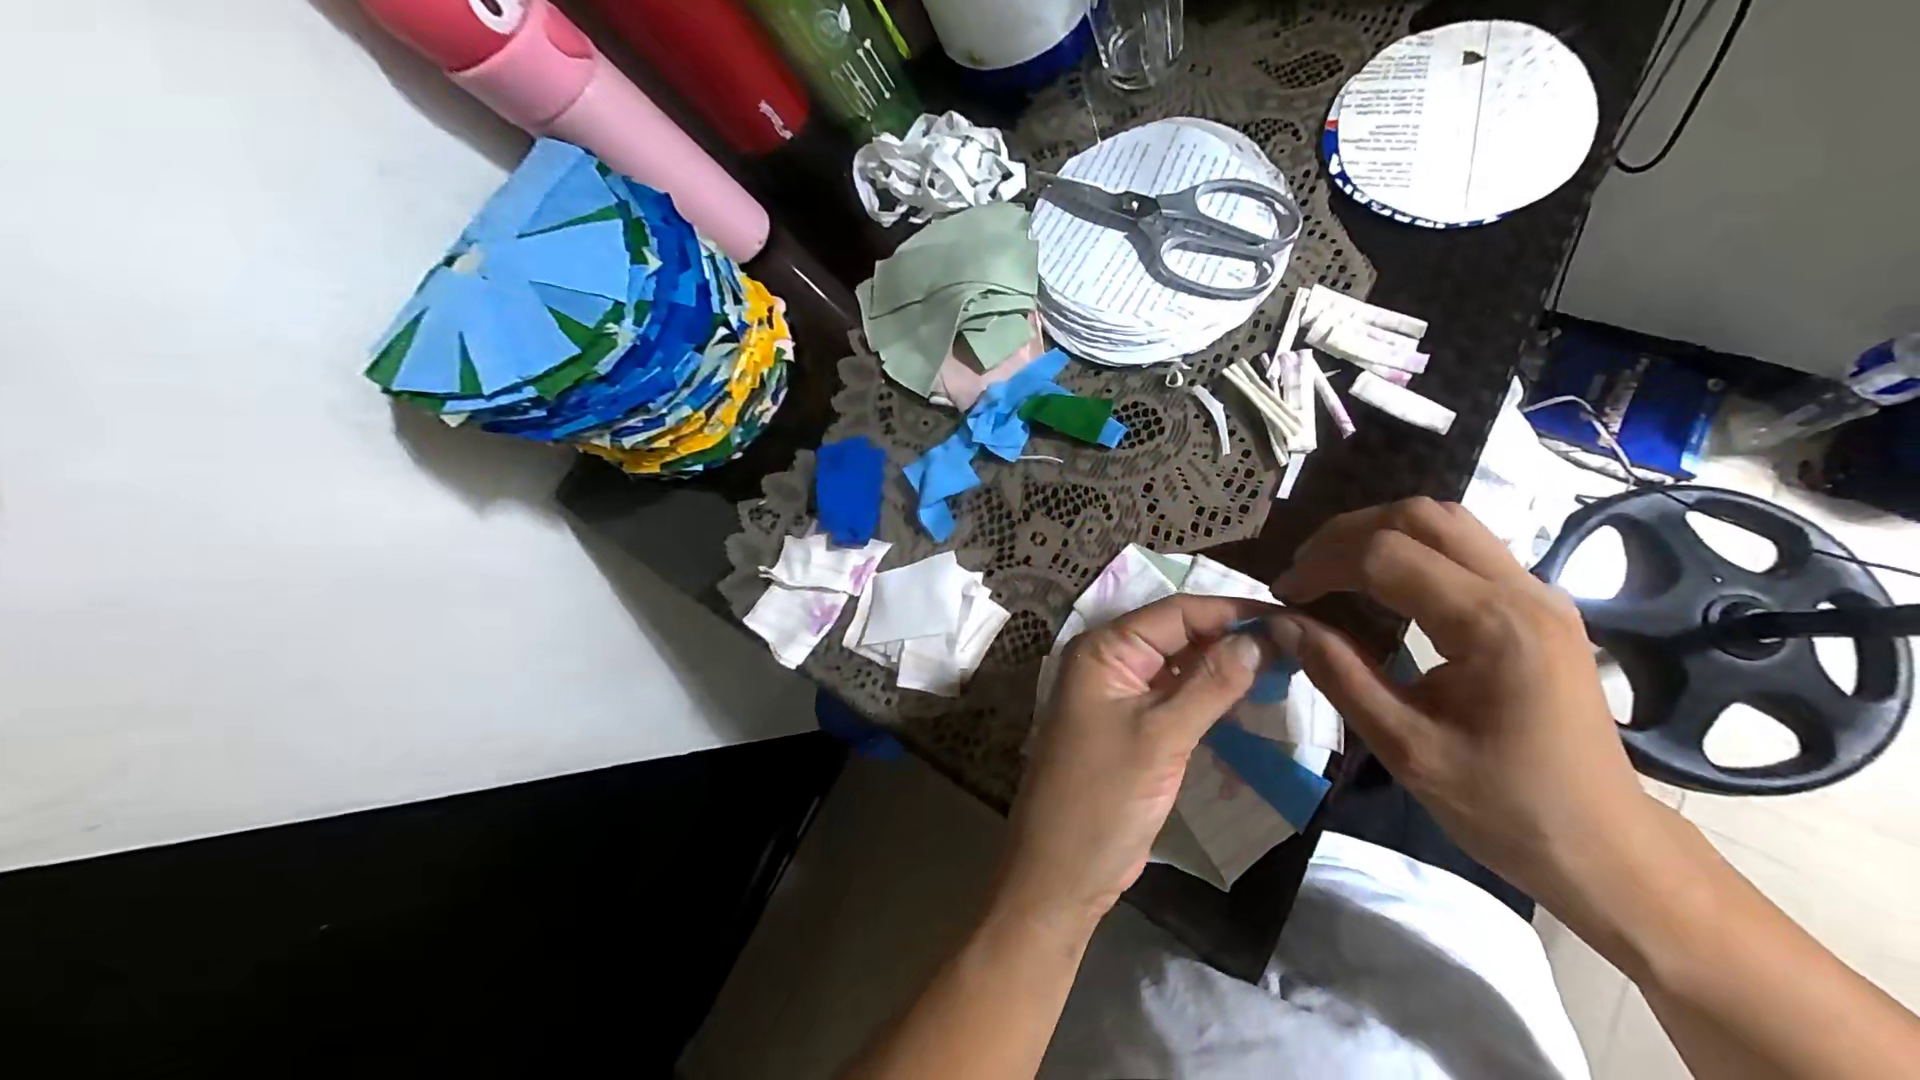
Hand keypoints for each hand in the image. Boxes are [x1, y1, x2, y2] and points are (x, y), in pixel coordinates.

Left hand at [999, 595, 1272, 925]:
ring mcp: (1121, 694)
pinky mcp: (1134, 724)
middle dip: (1234, 635)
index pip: (1176, 613)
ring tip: (1288, 662)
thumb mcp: (1161, 737)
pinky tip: (1252, 693)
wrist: (1062, 870)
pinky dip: (1212, 692)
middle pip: (1180, 633)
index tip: (1291, 617)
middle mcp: (1109, 661)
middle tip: (1297, 641)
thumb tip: (1262, 637)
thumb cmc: (1102, 799)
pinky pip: (1178, 694)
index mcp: (1103, 650)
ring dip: (1227, 663)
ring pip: (1182, 663)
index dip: (1233, 611)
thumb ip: (1211, 684)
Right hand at [1268, 498, 1652, 903]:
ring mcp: (1537, 594)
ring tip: (1332, 570)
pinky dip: (1407, 550)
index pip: (1386, 556)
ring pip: (1446, 522)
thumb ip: (1338, 673)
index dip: (1321, 565)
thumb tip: (1280, 622)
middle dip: (1346, 534)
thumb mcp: (1404, 746)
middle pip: (1421, 517)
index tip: (1282, 594)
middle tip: (1303, 571)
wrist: (1602, 844)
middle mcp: (1523, 592)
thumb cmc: (1503, 805)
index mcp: (1494, 626)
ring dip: (1378, 534)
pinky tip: (1378, 587)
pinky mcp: (1535, 607)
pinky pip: (1464, 549)